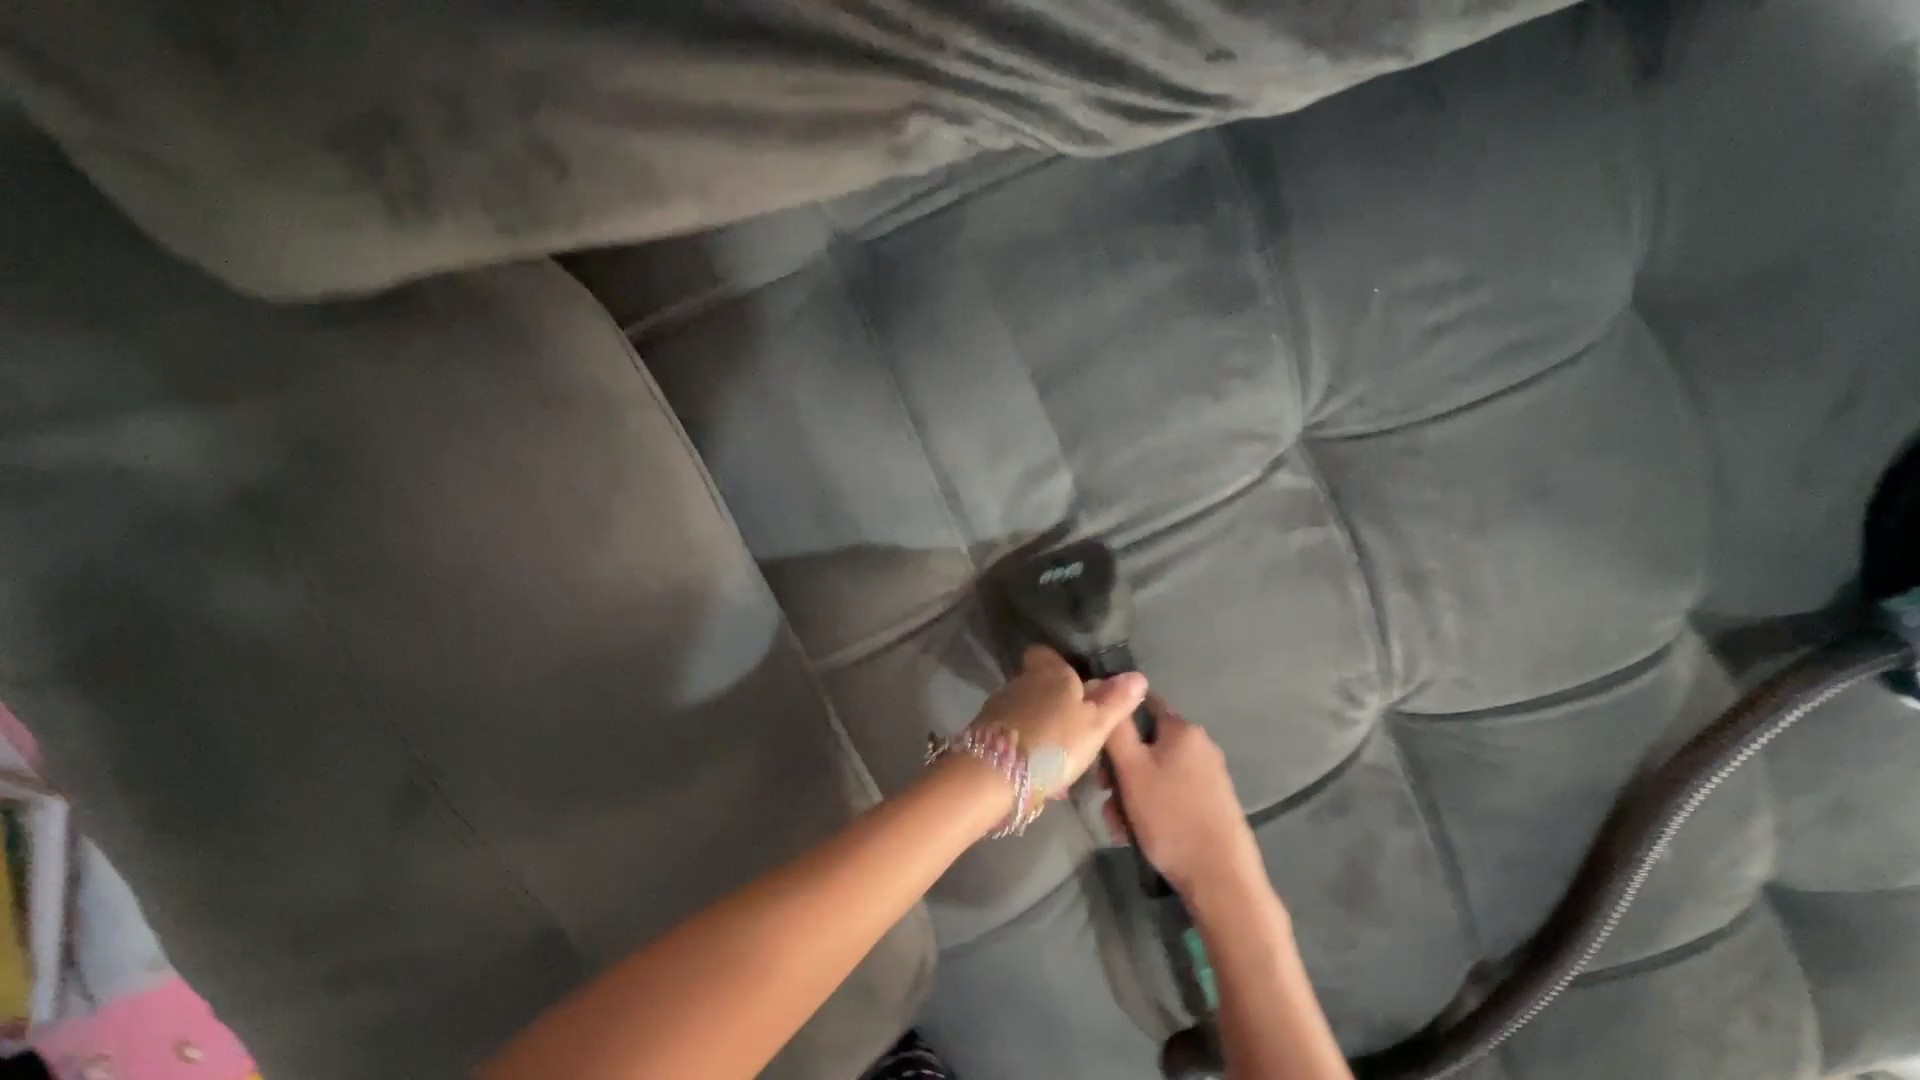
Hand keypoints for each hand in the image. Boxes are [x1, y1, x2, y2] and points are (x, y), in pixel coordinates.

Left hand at [972, 647, 1147, 791]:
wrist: (993, 774)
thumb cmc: (1054, 742)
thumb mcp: (1096, 724)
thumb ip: (1116, 700)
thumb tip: (1138, 675)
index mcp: (1049, 672)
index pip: (1046, 653)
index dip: (1060, 665)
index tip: (1078, 685)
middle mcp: (1020, 681)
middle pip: (1038, 683)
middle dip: (1054, 702)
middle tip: (1076, 728)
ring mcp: (998, 707)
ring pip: (1025, 710)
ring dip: (1040, 726)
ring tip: (1059, 755)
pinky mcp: (984, 733)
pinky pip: (1012, 733)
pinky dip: (1025, 746)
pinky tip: (1038, 769)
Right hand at [1104, 697, 1264, 897]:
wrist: (1220, 876)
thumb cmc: (1170, 817)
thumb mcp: (1132, 770)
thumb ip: (1117, 728)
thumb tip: (1105, 686)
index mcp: (1182, 729)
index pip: (1141, 706)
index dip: (1114, 724)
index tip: (1097, 751)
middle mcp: (1200, 745)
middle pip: (1145, 745)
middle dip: (1119, 771)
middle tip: (1106, 799)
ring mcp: (1209, 775)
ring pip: (1155, 774)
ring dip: (1131, 795)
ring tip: (1120, 825)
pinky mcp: (1212, 803)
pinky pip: (1171, 794)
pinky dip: (1151, 809)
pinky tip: (1139, 834)